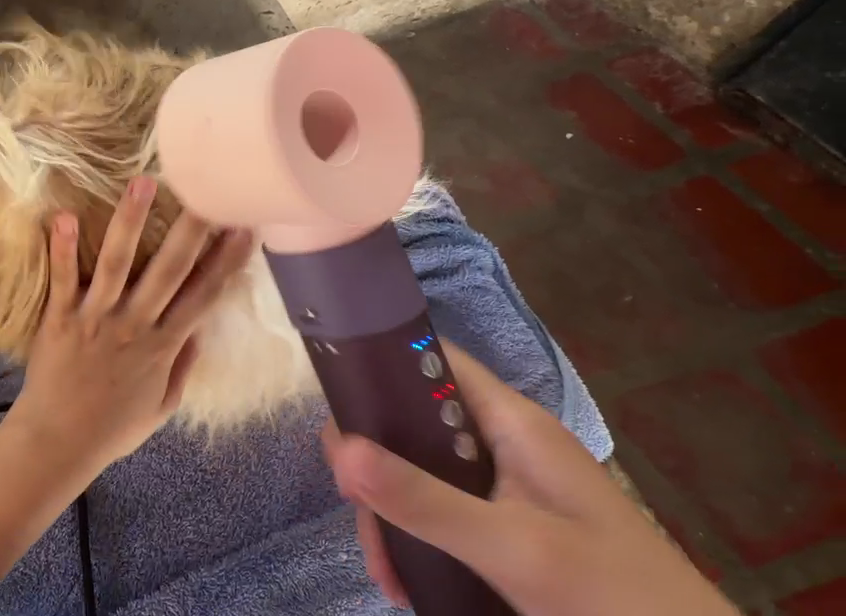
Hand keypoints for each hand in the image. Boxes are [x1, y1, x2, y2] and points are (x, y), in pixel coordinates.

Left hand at [2, 175, 249, 480]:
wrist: (60, 441)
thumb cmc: (113, 425)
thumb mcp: (163, 404)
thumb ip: (182, 365)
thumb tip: (200, 329)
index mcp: (164, 345)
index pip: (204, 295)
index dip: (228, 260)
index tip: (246, 225)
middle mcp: (135, 325)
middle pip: (169, 270)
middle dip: (191, 229)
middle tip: (207, 188)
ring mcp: (96, 319)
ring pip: (117, 263)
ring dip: (130, 221)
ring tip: (142, 183)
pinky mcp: (60, 318)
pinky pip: (63, 278)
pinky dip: (62, 248)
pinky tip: (62, 215)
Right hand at [323, 342, 735, 615]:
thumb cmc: (615, 596)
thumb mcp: (514, 549)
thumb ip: (424, 500)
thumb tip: (336, 447)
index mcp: (510, 422)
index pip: (425, 358)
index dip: (373, 366)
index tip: (334, 412)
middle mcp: (502, 441)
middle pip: (408, 421)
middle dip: (372, 462)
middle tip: (354, 505)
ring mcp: (504, 484)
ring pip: (417, 471)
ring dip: (389, 512)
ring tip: (384, 568)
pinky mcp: (507, 523)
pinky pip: (438, 509)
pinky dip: (413, 537)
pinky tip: (406, 577)